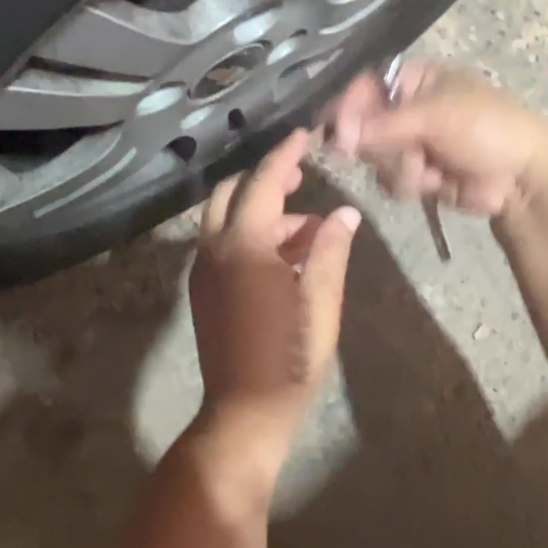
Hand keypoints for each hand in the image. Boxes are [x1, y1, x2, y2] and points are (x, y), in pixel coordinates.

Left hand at [187, 129, 361, 482]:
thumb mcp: (321, 303)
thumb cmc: (289, 358)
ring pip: (225, 219)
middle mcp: (214, 249)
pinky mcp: (203, 290)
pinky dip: (249, 234)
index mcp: (243, 246)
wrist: (243, 411)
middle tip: (302, 181)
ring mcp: (203, 270)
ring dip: (261, 211)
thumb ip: (330, 251)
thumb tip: (344, 214)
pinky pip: (222, 243)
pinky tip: (284, 257)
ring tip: (309, 232)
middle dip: (266, 180)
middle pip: (232, 193)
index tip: (302, 135)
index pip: (263, 183)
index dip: (284, 156)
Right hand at [325, 62, 547, 216]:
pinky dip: (408, 185)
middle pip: (365, 126)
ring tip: (425, 171)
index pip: (365, 87)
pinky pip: (391, 180)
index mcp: (416, 79)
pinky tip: (432, 184)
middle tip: (397, 154)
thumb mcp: (433, 116)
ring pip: (376, 157)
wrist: (522, 176)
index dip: (348, 109)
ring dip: (398, 168)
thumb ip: (382, 125)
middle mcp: (409, 108)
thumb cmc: (484, 128)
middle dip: (379, 146)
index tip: (334, 132)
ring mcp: (414, 142)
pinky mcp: (419, 173)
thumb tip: (337, 136)